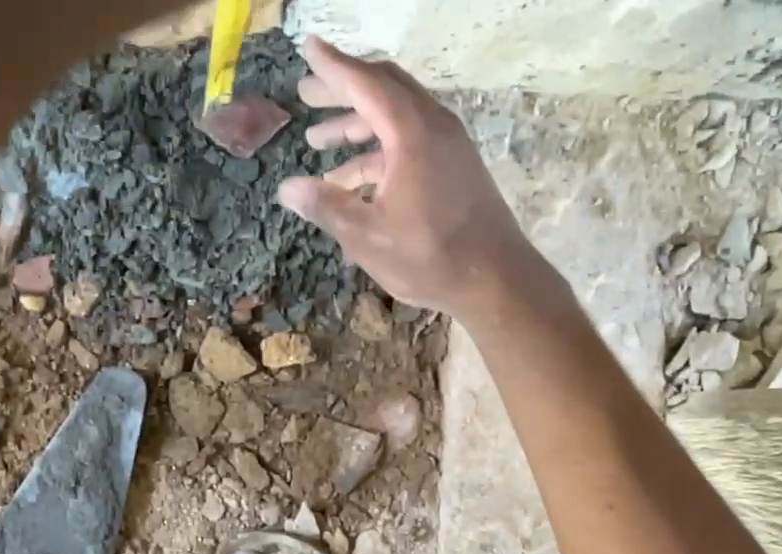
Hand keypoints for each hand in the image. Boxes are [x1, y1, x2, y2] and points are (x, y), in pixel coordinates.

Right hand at [277, 37, 554, 321]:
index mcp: (410, 133)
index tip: (308, 48)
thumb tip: (287, 188)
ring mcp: (448, 144)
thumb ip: (326, 206)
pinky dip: (377, 149)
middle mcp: (432, 126)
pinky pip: (409, 140)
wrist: (494, 277)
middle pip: (384, 89)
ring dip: (357, 124)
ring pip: (396, 116)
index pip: (365, 84)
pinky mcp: (454, 165)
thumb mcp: (367, 236)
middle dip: (343, 90)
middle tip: (306, 95)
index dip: (333, 67)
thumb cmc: (429, 256)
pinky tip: (352, 178)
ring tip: (319, 141)